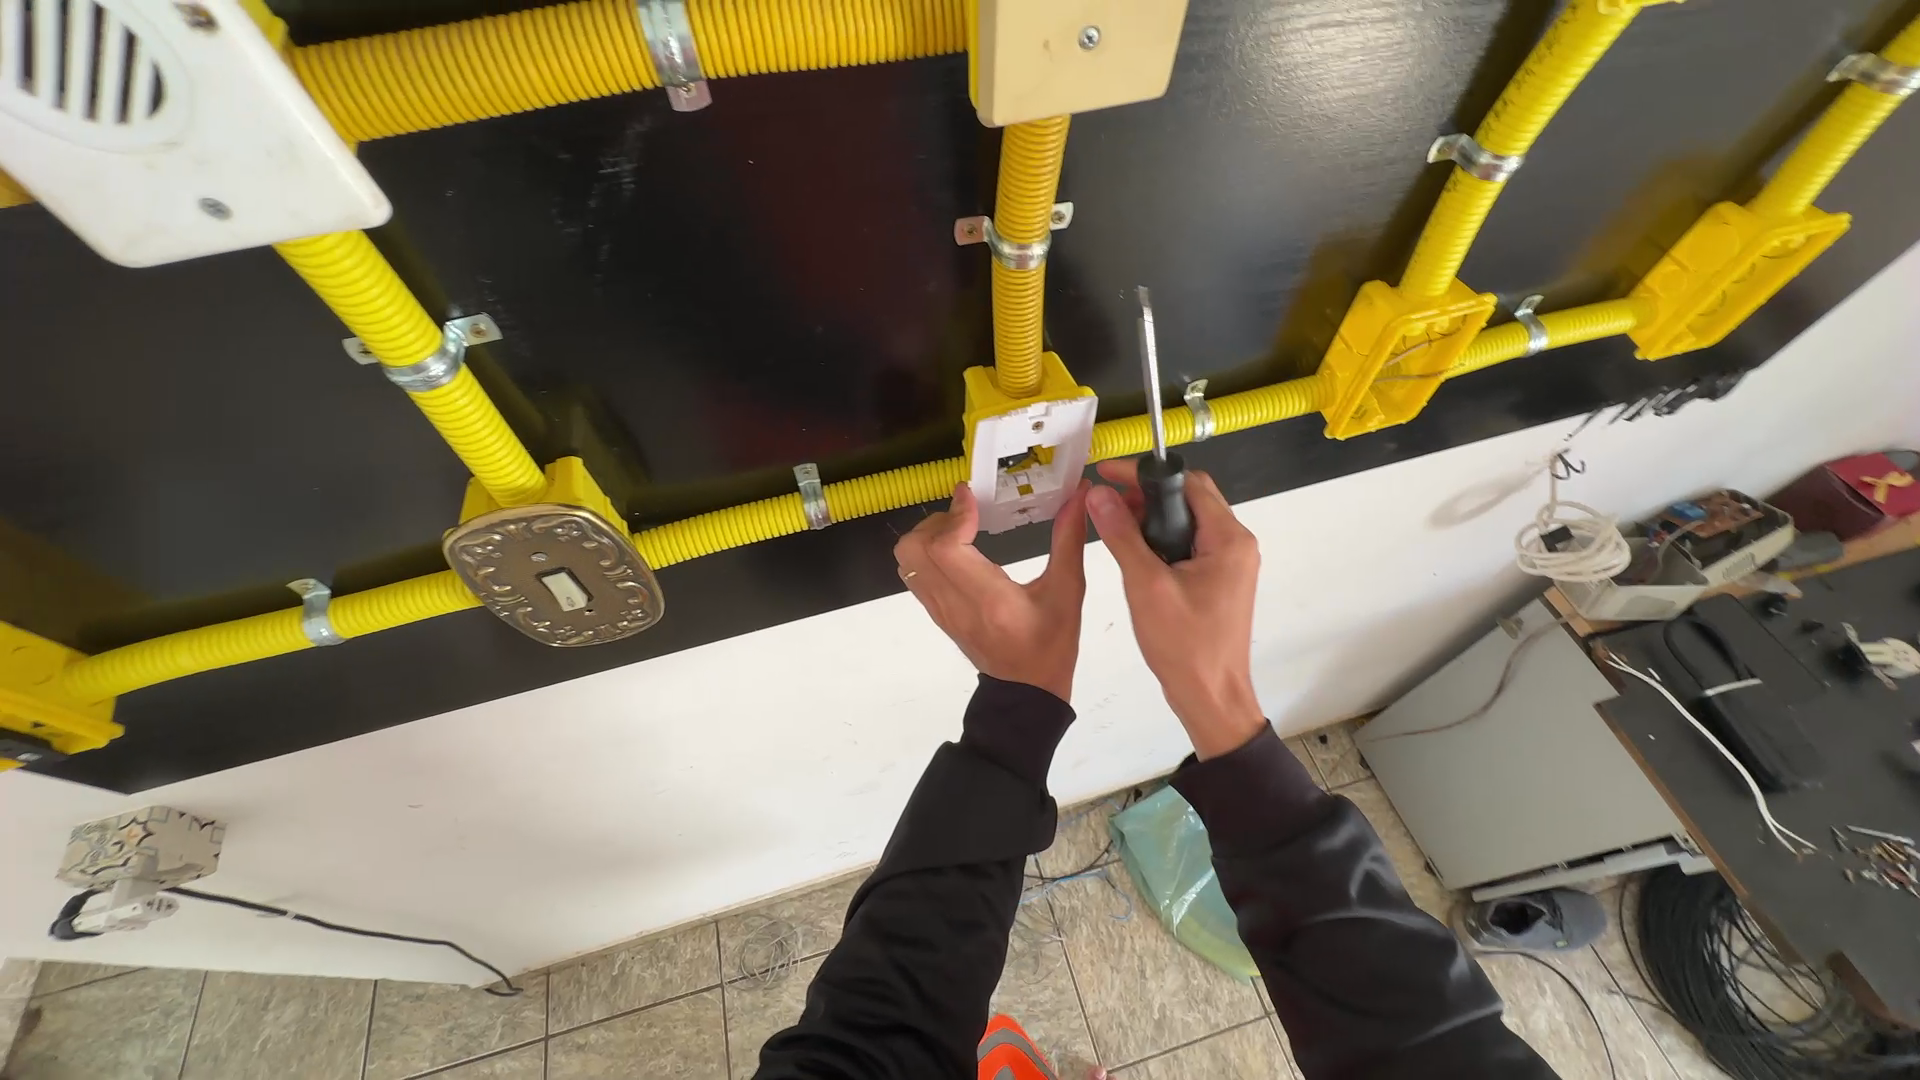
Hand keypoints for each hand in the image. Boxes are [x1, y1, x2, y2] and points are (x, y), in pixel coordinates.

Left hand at [893, 481, 1089, 701]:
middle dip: (938, 521)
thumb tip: (1079, 495)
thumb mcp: (1068, 592)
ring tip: (962, 531)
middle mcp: (955, 604)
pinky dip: (927, 553)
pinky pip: (914, 574)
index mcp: (989, 599)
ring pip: (907, 560)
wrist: (1025, 691)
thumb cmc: (1050, 645)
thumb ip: (1068, 541)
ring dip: (928, 535)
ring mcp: (939, 610)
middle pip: (914, 549)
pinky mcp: (935, 613)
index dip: (955, 516)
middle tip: (968, 516)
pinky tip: (959, 552)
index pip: (946, 548)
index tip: (973, 496)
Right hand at [1086, 460, 1264, 757]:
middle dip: (1145, 495)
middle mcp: (1236, 545)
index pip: (1188, 482)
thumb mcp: (1146, 586)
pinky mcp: (1218, 580)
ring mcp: (1230, 564)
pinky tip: (1132, 551)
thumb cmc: (1184, 646)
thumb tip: (1099, 495)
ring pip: (1187, 522)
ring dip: (1151, 519)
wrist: (1210, 696)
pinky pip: (1188, 545)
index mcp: (1228, 540)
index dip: (1145, 473)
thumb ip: (1122, 535)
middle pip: (1189, 498)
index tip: (1108, 474)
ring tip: (1113, 526)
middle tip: (1106, 502)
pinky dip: (1160, 541)